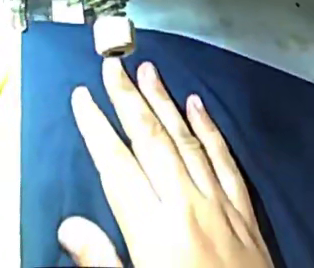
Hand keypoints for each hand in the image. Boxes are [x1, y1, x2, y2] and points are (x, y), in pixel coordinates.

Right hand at [60, 58, 273, 267]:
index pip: (117, 166)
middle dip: (128, 100)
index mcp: (154, 233)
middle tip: (112, 66)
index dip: (96, 128)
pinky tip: (197, 105)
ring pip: (186, 139)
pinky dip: (209, 128)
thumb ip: (102, 265)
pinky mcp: (244, 211)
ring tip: (148, 71)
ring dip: (165, 102)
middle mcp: (187, 206)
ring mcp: (219, 204)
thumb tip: (69, 226)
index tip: (82, 98)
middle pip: (151, 140)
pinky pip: (224, 158)